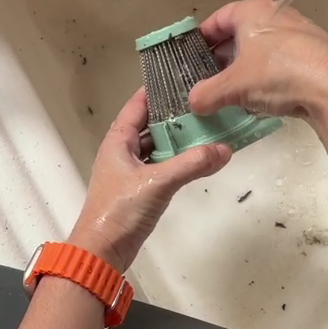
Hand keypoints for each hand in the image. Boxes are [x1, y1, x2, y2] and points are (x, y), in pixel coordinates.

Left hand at [67, 90, 229, 271]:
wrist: (102, 252)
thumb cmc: (120, 211)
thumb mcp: (157, 183)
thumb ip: (191, 165)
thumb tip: (225, 149)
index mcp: (118, 141)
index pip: (137, 105)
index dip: (157, 89)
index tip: (183, 76)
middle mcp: (122, 152)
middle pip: (150, 124)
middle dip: (175, 114)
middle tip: (205, 103)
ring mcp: (130, 172)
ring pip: (157, 147)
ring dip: (178, 139)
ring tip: (207, 126)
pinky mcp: (139, 191)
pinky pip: (161, 167)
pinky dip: (177, 161)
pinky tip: (197, 159)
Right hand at [189, 0, 327, 134]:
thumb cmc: (280, 73)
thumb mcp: (234, 86)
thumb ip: (208, 94)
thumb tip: (195, 102)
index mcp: (253, 11)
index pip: (219, 18)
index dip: (203, 38)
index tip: (192, 56)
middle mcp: (276, 15)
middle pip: (241, 34)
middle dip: (224, 57)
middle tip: (210, 79)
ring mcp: (299, 34)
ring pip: (262, 50)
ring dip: (246, 69)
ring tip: (235, 93)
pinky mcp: (314, 56)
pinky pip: (281, 64)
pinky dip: (268, 78)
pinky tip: (263, 98)